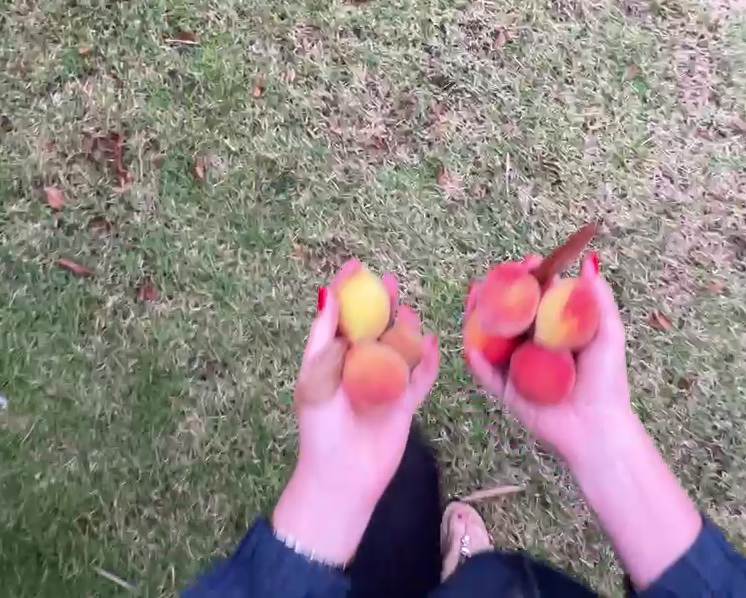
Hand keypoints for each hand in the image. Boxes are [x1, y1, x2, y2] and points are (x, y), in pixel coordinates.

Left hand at [272, 261, 440, 564]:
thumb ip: (324, 337)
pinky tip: (430, 343)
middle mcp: (358, 368)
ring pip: (399, 347)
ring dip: (404, 328)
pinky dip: (426, 361)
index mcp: (332, 359)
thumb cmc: (320, 430)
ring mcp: (383, 385)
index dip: (347, 289)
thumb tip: (326, 293)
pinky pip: (420, 377)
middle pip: (374, 326)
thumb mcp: (315, 379)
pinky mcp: (404, 404)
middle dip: (382, 302)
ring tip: (406, 314)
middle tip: (391, 281)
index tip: (356, 265)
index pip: (340, 316)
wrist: (342, 481)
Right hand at [463, 253, 632, 467]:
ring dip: (479, 317)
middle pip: (509, 313)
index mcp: (556, 330)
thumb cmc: (607, 380)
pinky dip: (477, 361)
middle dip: (497, 292)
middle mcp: (533, 345)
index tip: (529, 262)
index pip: (538, 297)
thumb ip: (599, 299)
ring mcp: (518, 368)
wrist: (599, 427)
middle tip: (491, 277)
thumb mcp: (609, 333)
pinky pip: (488, 375)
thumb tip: (589, 261)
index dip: (530, 278)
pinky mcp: (509, 392)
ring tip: (473, 298)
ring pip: (492, 339)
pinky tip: (470, 344)